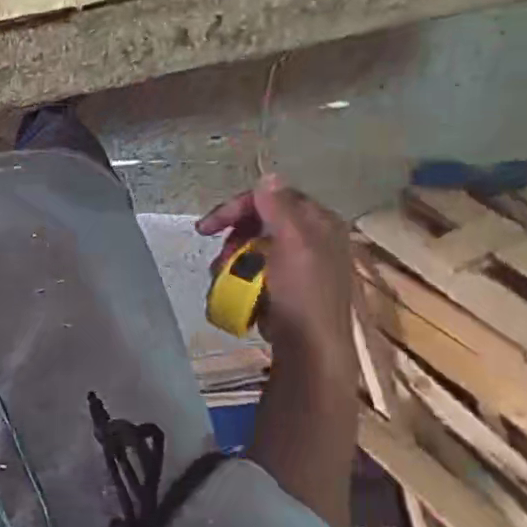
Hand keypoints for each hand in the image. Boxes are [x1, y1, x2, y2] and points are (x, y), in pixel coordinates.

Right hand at [197, 174, 355, 363]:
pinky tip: (236, 290)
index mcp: (320, 222)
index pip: (272, 197)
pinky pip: (259, 271)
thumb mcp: (292, 243)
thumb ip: (279, 207)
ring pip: (257, 247)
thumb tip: (267, 175)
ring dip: (233, 259)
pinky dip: (243, 276)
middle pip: (262, 221)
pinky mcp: (290, 288)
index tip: (206, 227)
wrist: (311, 350)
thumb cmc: (302, 294)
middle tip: (218, 257)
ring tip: (222, 278)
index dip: (237, 207)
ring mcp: (302, 265)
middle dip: (233, 236)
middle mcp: (315, 238)